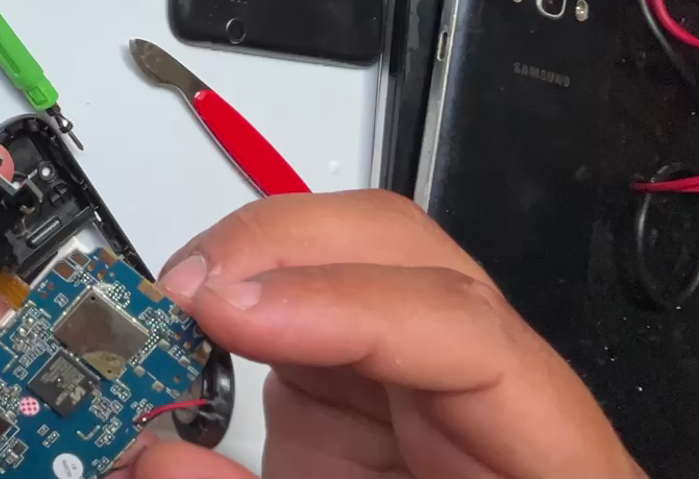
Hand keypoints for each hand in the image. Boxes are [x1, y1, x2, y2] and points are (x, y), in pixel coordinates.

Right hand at [132, 190, 641, 478]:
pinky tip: (189, 309)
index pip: (466, 333)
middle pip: (401, 249)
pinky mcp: (347, 365)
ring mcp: (414, 366)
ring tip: (177, 295)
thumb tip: (150, 456)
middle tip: (188, 288)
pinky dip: (225, 279)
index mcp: (547, 466)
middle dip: (276, 245)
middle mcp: (489, 392)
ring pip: (337, 242)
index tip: (223, 311)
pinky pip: (286, 284)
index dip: (337, 302)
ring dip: (242, 250)